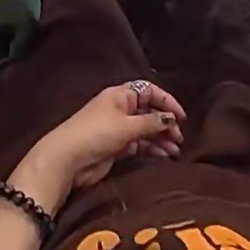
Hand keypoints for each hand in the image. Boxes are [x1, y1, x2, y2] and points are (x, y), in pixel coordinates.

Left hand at [11, 80, 185, 208]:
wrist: (68, 158)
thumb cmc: (96, 133)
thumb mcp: (127, 125)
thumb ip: (152, 122)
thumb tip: (171, 119)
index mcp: (120, 95)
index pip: (149, 91)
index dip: (167, 101)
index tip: (181, 117)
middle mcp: (120, 108)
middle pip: (149, 111)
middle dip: (165, 122)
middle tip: (179, 138)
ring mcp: (118, 127)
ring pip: (146, 129)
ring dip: (161, 138)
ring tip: (175, 150)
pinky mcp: (116, 145)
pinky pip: (139, 143)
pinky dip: (151, 148)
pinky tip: (163, 155)